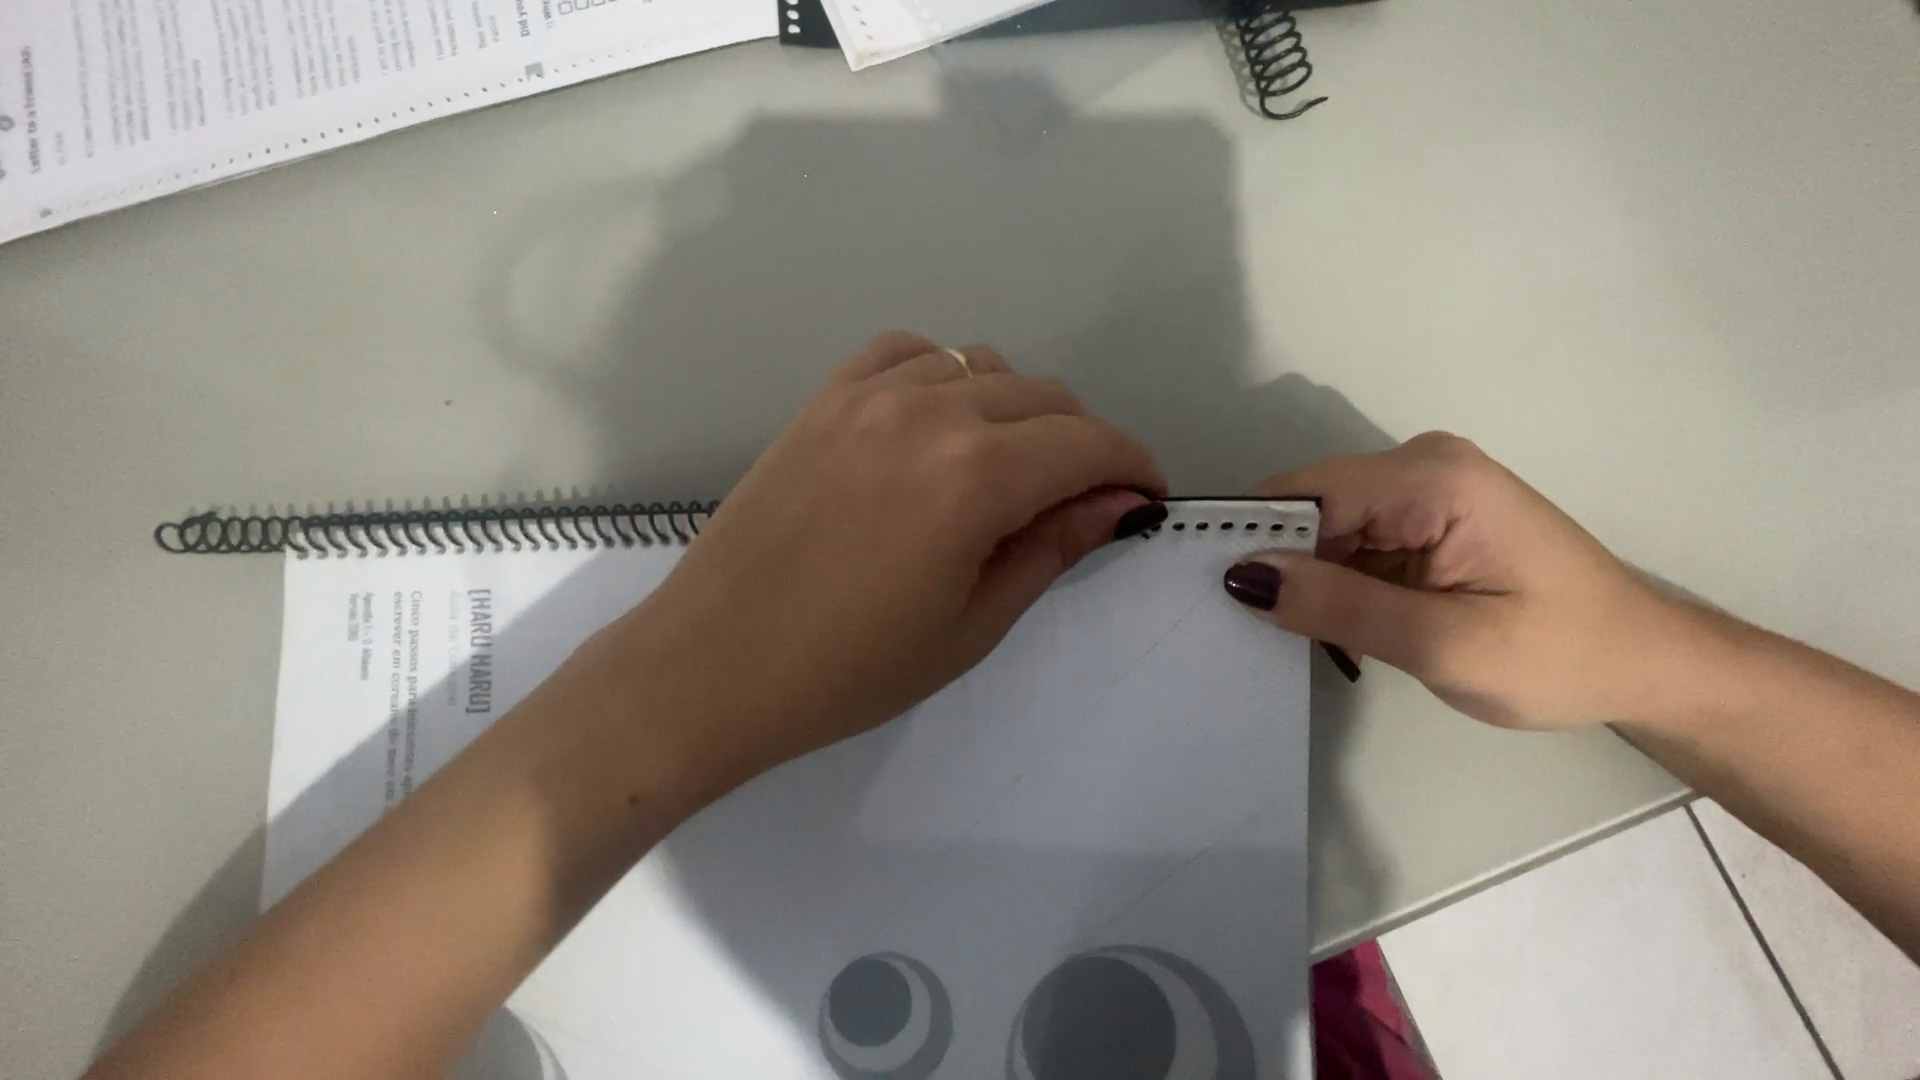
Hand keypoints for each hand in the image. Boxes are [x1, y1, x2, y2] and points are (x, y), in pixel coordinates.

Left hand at [604, 332, 1166, 780]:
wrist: (712, 665)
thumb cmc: (849, 671)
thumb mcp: (972, 625)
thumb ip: (1053, 548)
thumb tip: (1119, 502)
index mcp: (974, 476)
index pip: (1089, 445)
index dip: (1133, 466)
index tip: (1144, 495)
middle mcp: (929, 410)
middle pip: (1046, 397)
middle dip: (1083, 444)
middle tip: (1079, 501)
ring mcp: (868, 393)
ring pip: (983, 365)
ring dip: (1019, 410)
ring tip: (1009, 467)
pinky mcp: (824, 397)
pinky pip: (909, 353)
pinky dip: (945, 377)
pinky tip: (938, 423)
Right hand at [1224, 433, 1712, 729]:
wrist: (1649, 668)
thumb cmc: (1562, 659)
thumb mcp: (1443, 644)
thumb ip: (1340, 605)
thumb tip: (1242, 576)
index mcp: (1433, 480)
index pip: (1306, 493)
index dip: (1253, 538)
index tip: (1209, 593)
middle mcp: (1421, 465)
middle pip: (1308, 506)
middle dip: (1278, 564)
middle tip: (1253, 631)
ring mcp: (1422, 489)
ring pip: (1321, 526)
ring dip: (1305, 579)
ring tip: (1301, 636)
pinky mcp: (1423, 516)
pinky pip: (1347, 540)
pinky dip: (1332, 582)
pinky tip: (1337, 624)